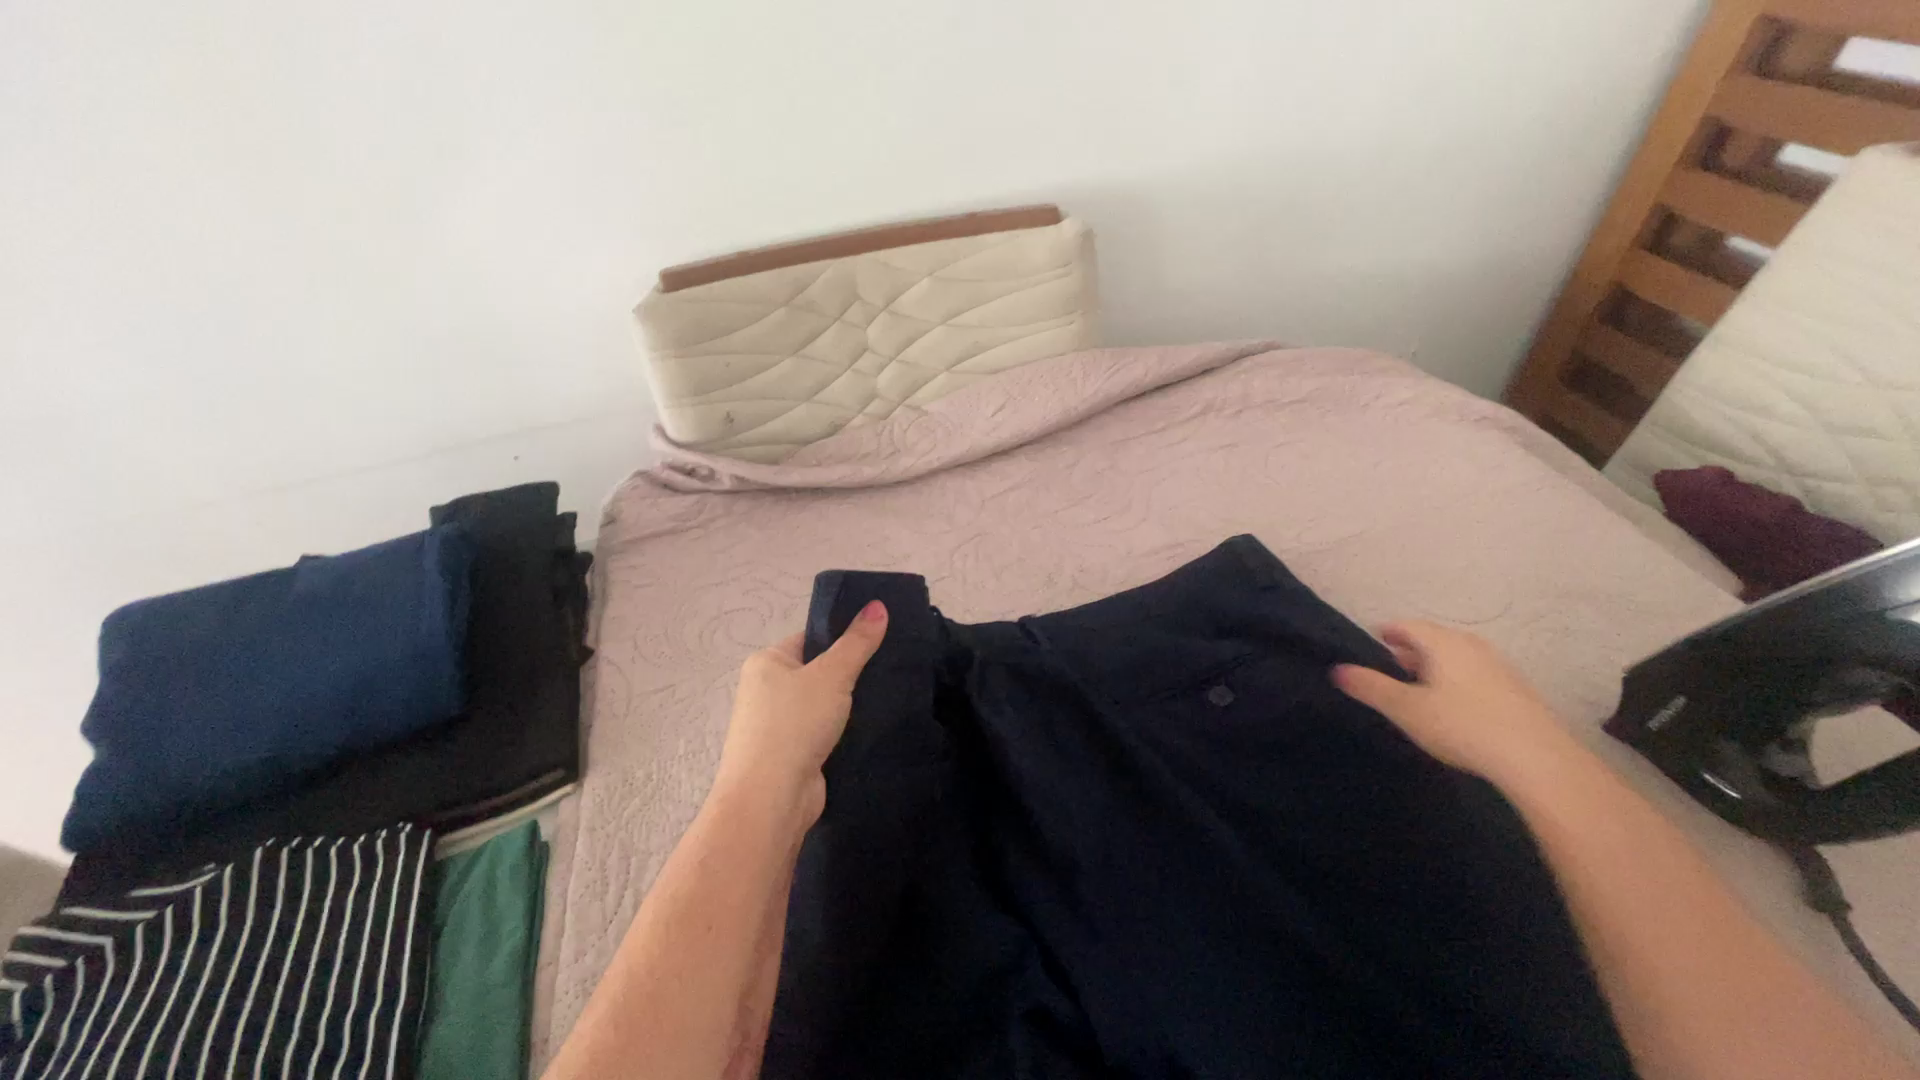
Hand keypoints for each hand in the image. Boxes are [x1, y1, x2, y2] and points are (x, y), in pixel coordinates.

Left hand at [714, 600, 888, 823]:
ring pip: (822, 705)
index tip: (880, 638)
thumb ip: (857, 642)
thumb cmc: (794, 724)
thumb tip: (879, 605)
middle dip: (849, 674)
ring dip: (847, 706)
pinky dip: (843, 732)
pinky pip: (822, 733)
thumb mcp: (832, 675)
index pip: (809, 638)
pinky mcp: (791, 755)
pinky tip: (872, 729)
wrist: (771, 798)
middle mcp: (765, 691)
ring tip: (888, 697)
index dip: (843, 637)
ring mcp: (777, 726)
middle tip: (890, 668)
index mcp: (766, 662)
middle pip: (816, 672)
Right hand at [1330, 620, 1583, 788]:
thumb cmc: (1461, 725)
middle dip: (1409, 650)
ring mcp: (1498, 666)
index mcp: (1443, 642)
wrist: (1536, 758)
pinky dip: (1456, 680)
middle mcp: (1471, 645)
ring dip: (1434, 666)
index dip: (1386, 632)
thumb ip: (1370, 687)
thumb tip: (1337, 669)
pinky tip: (1453, 707)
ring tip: (1418, 689)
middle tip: (1389, 669)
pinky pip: (1474, 673)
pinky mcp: (1516, 689)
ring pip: (1455, 657)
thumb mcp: (1405, 709)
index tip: (1371, 644)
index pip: (1406, 625)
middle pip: (1433, 638)